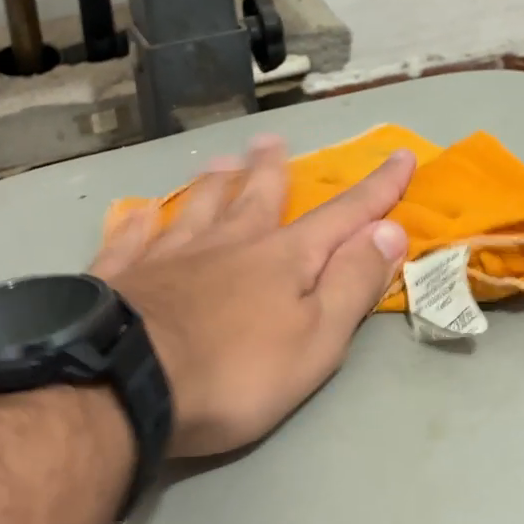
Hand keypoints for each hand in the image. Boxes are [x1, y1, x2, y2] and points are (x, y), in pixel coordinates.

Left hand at [89, 135, 412, 457]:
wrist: (126, 382)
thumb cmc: (235, 372)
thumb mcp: (316, 339)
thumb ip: (352, 284)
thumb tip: (390, 230)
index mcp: (283, 259)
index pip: (342, 215)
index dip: (377, 188)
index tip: (401, 156)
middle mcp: (228, 242)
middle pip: (257, 197)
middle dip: (271, 170)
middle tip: (271, 141)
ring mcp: (170, 255)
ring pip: (197, 206)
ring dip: (213, 184)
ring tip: (219, 163)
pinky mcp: (121, 275)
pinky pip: (133, 237)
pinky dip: (140, 222)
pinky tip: (139, 211)